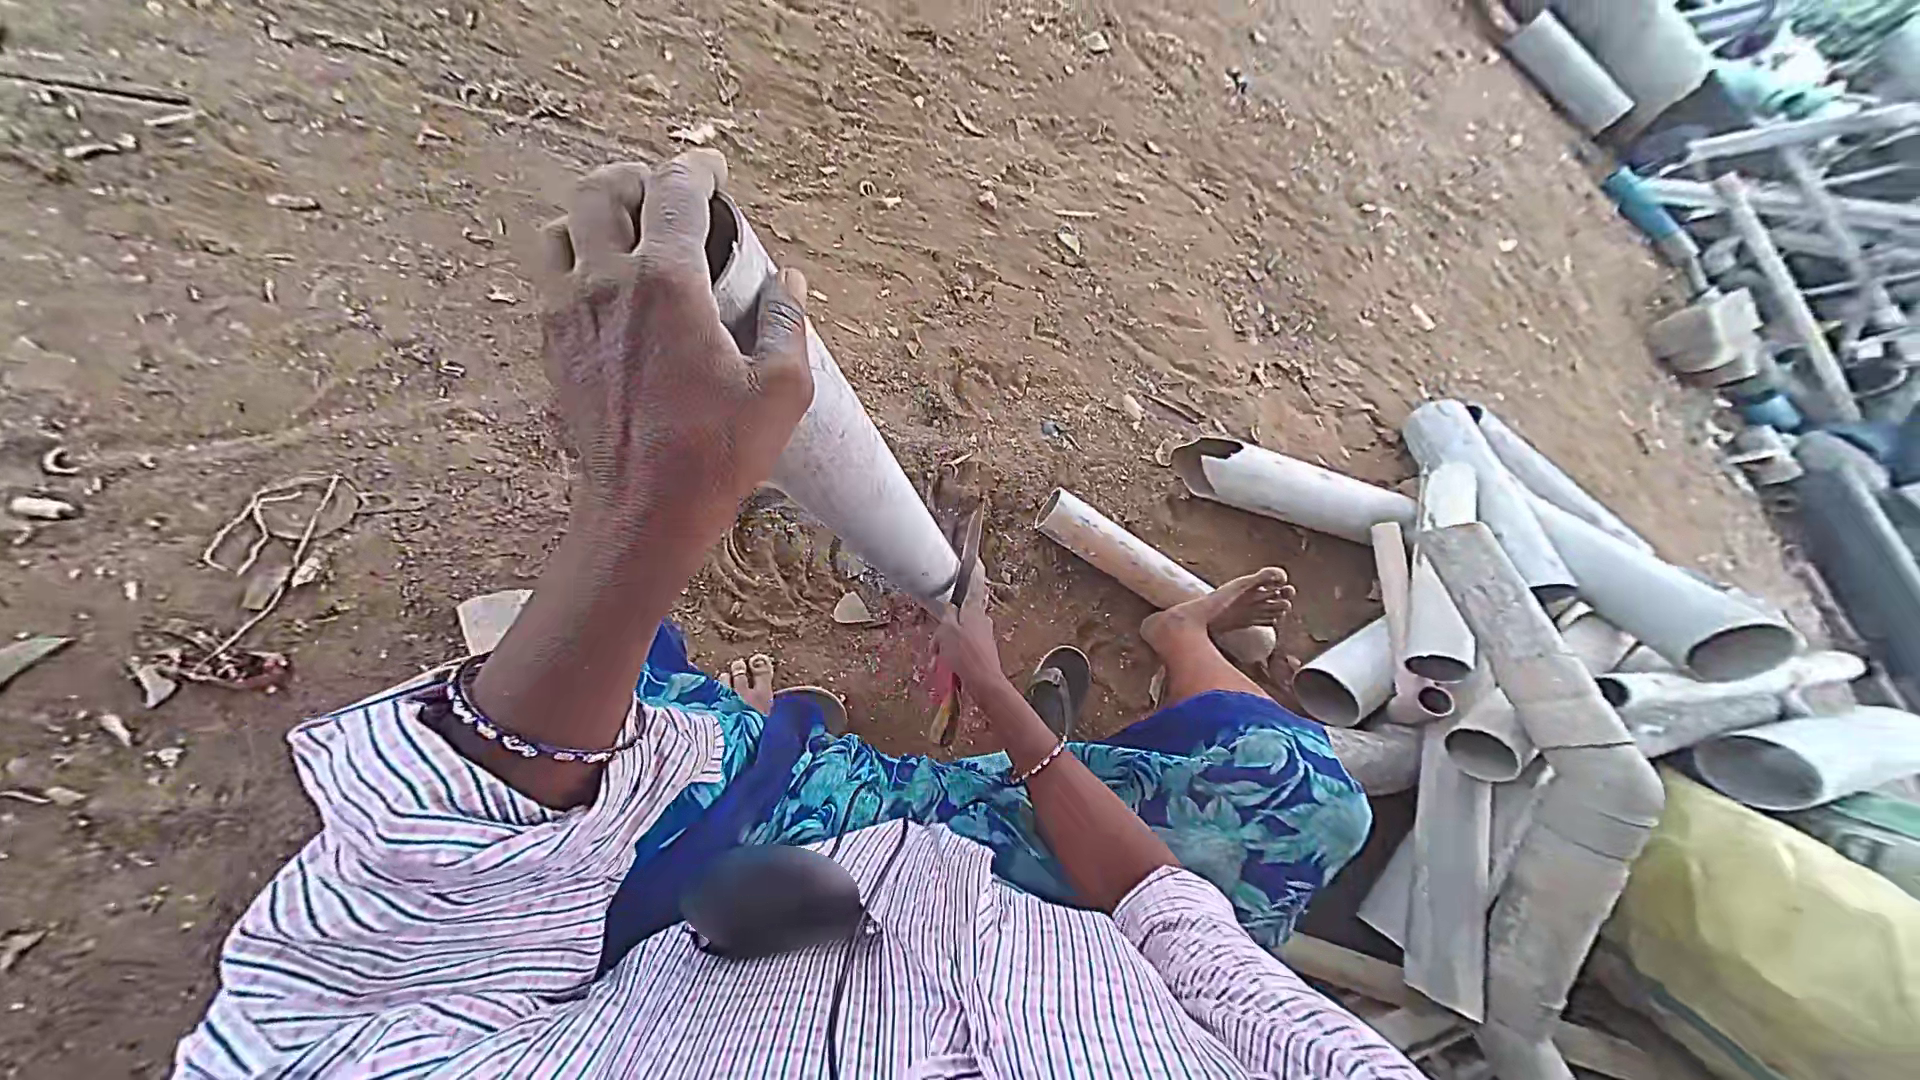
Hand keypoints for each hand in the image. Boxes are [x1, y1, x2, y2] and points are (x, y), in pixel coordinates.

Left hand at [534, 151, 813, 546]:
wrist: (646, 509)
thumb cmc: (717, 453)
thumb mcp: (782, 391)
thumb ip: (787, 323)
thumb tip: (789, 283)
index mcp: (667, 286)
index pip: (675, 194)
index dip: (698, 171)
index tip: (714, 171)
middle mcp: (607, 286)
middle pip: (601, 192)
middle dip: (636, 178)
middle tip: (667, 193)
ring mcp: (570, 316)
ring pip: (560, 227)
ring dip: (593, 213)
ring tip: (626, 229)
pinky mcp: (555, 348)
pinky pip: (549, 277)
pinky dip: (574, 258)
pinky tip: (607, 287)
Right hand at [934, 563, 1009, 689]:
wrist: (984, 683)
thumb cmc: (966, 656)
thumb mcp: (947, 631)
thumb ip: (947, 615)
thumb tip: (949, 607)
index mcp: (974, 611)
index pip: (975, 585)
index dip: (974, 572)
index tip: (976, 559)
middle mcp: (981, 621)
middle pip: (959, 615)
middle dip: (944, 629)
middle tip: (935, 644)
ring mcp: (982, 636)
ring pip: (957, 634)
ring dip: (945, 646)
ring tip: (938, 660)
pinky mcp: (981, 651)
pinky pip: (961, 649)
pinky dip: (951, 656)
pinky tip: (945, 668)